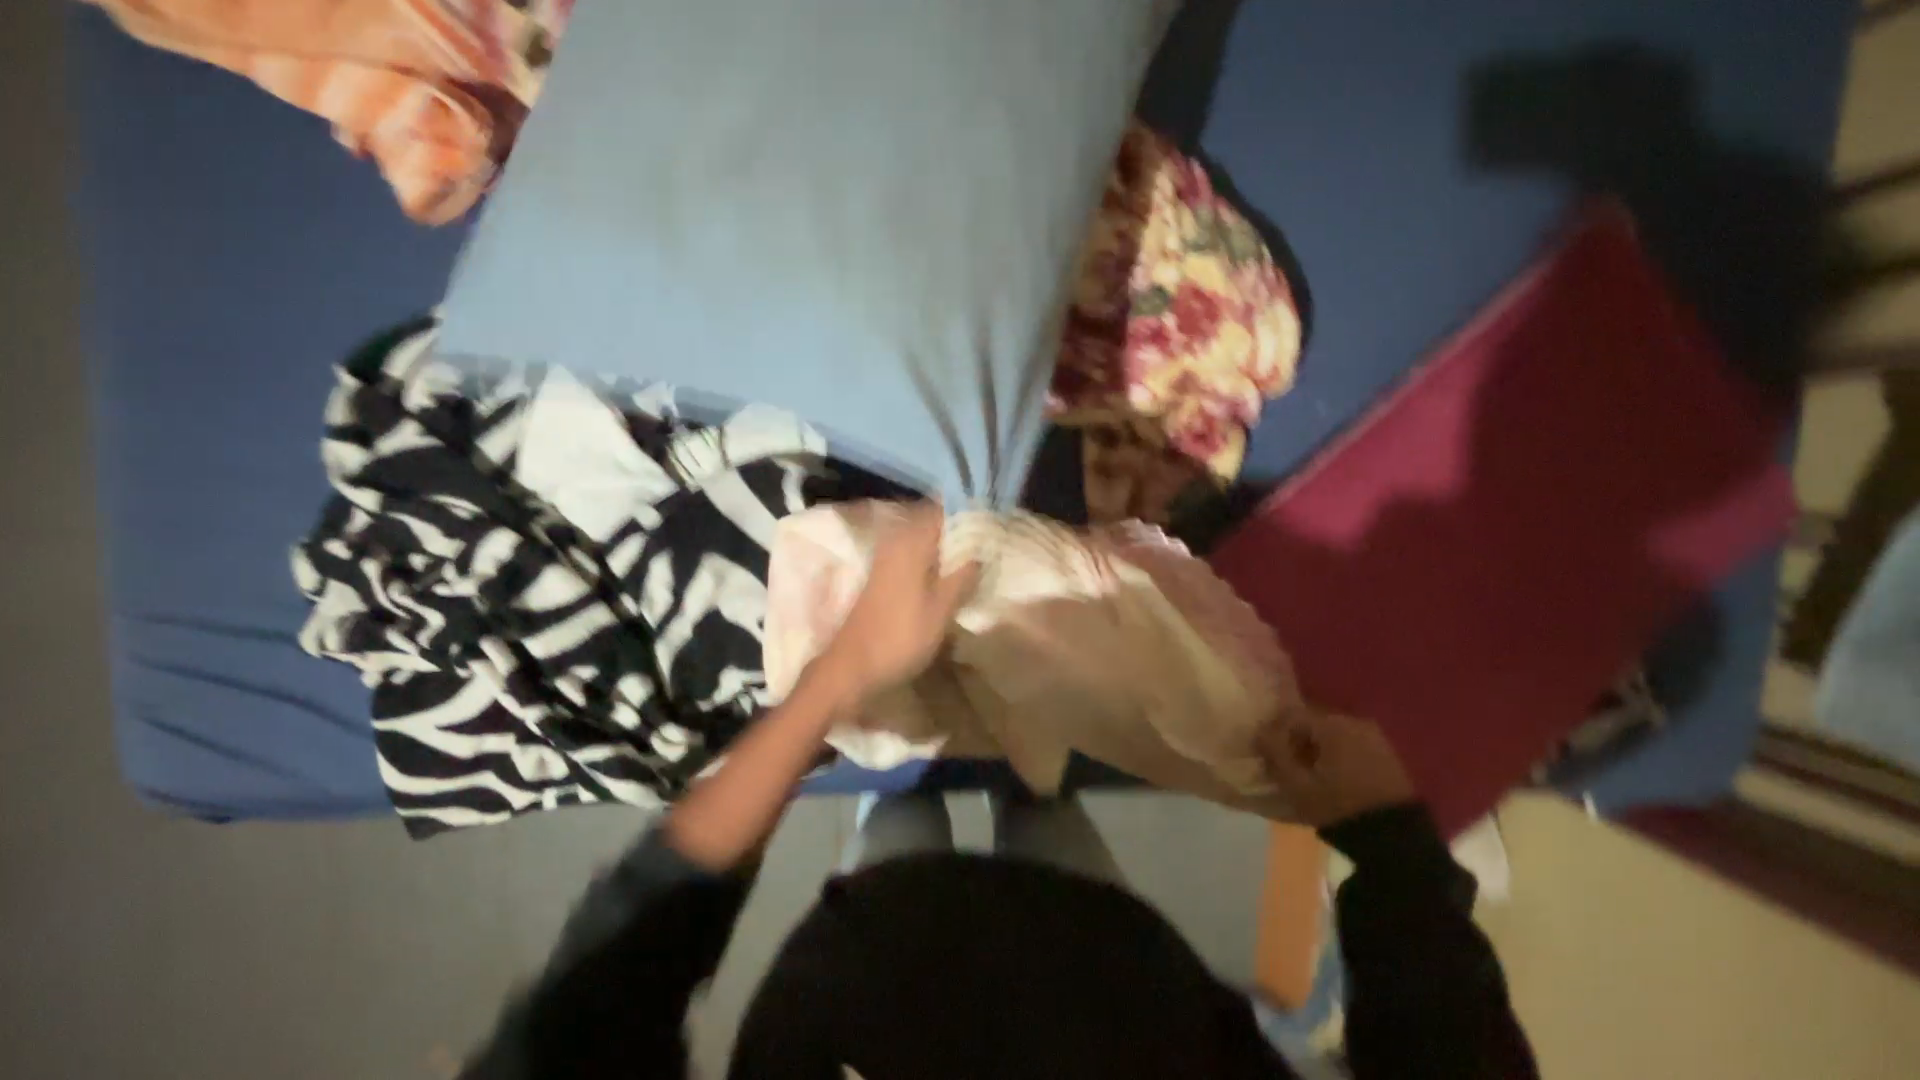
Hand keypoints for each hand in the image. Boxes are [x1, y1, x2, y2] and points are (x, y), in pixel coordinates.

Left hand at [811, 501, 979, 709]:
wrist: (854, 666)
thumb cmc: (901, 636)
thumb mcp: (942, 607)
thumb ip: (963, 574)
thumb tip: (982, 549)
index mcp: (911, 540)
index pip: (943, 507)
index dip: (970, 510)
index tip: (995, 519)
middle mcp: (896, 541)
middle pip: (933, 521)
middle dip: (961, 527)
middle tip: (992, 540)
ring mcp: (887, 559)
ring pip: (925, 539)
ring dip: (949, 545)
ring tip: (977, 559)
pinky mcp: (884, 577)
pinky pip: (916, 555)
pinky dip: (935, 560)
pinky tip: (952, 576)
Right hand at [1256, 704, 1415, 827]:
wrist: (1393, 835)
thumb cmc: (1338, 805)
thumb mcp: (1297, 784)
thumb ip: (1275, 754)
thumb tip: (1260, 732)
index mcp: (1331, 724)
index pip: (1291, 715)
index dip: (1274, 733)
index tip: (1266, 755)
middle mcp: (1354, 721)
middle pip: (1313, 722)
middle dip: (1295, 740)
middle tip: (1285, 765)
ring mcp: (1374, 736)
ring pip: (1332, 734)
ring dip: (1316, 748)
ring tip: (1308, 774)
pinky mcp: (1386, 754)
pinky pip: (1351, 745)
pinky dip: (1337, 755)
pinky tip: (1332, 777)